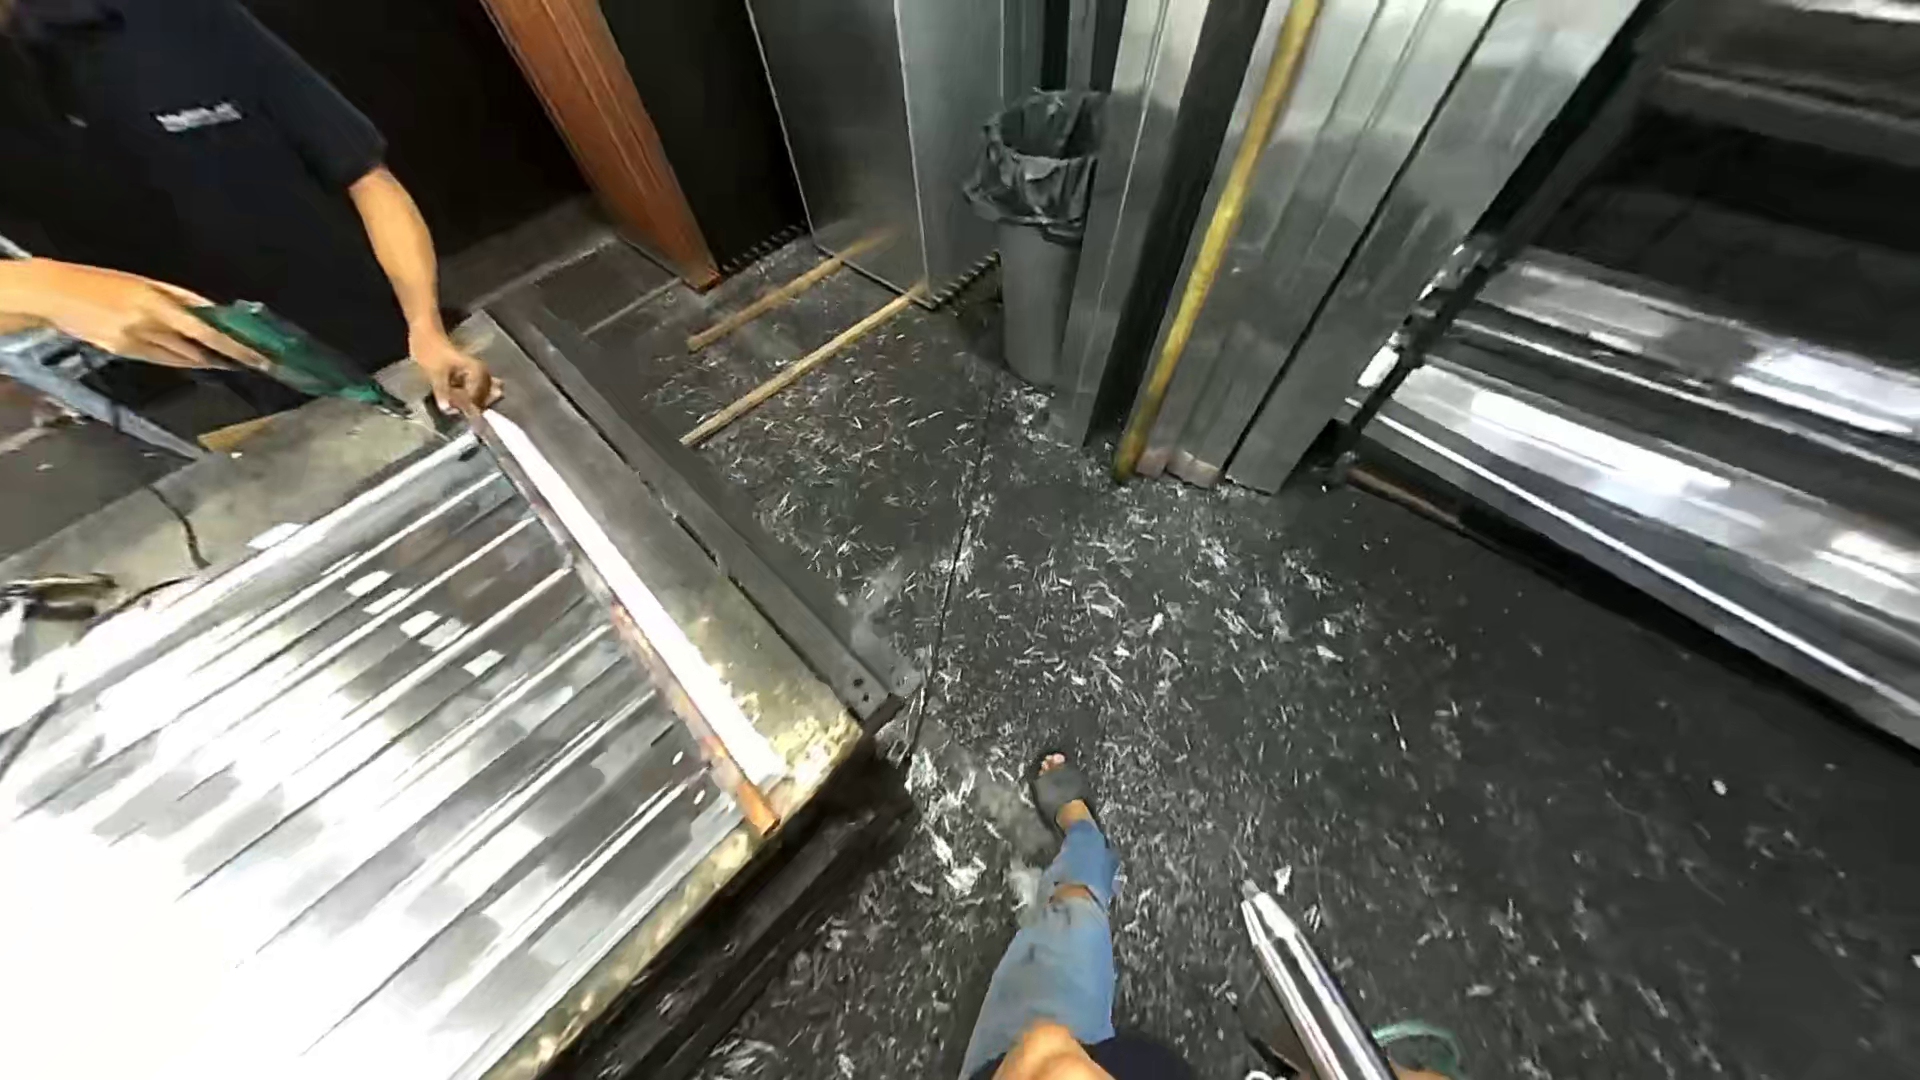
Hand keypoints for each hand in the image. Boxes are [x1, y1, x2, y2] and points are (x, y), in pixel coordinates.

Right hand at [0, 258, 261, 369]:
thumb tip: (225, 315)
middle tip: (254, 362)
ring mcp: (134, 342)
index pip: (209, 333)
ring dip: (210, 361)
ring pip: (186, 360)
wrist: (46, 292)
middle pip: (201, 351)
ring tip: (228, 360)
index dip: (238, 349)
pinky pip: (166, 361)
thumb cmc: (104, 283)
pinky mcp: (124, 352)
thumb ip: (190, 300)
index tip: (263, 359)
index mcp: (157, 305)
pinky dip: (185, 360)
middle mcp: (148, 326)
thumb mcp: (150, 284)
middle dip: (229, 358)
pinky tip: (196, 357)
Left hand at [411, 328, 499, 413]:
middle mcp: (485, 375)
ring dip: (470, 403)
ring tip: (456, 406)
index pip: (479, 396)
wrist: (425, 334)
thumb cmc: (431, 350)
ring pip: (481, 396)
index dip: (468, 406)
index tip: (455, 412)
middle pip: (484, 398)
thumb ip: (443, 391)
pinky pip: (475, 392)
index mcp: (479, 372)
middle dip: (472, 405)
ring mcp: (480, 377)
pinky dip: (468, 398)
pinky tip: (458, 400)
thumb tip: (447, 409)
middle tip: (456, 410)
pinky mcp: (472, 378)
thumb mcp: (435, 372)